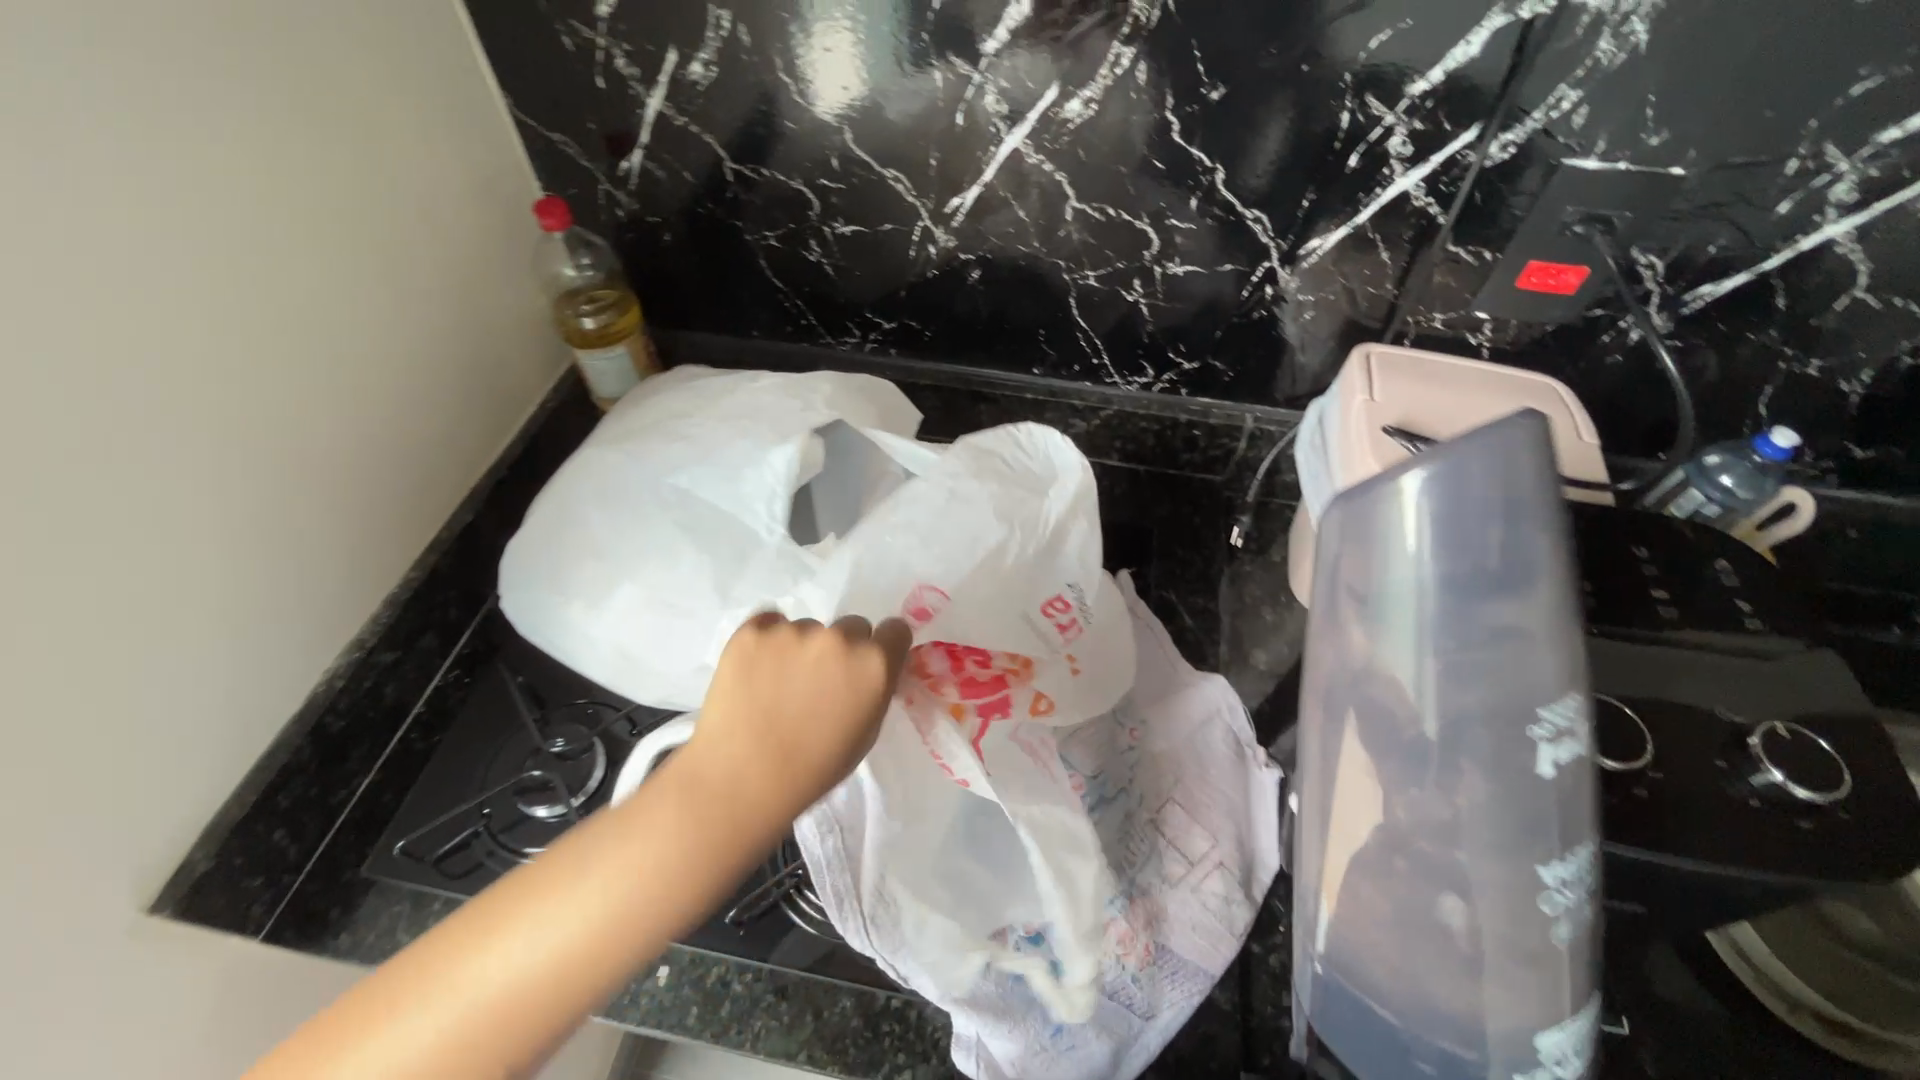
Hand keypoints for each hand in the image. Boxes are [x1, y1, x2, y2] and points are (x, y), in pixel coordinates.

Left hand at [686, 613, 911, 818]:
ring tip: (777, 686)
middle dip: (842, 649)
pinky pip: (769, 623)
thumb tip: (867, 672)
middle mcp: (839, 638)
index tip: (866, 665)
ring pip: (807, 627)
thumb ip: (874, 691)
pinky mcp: (752, 630)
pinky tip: (756, 673)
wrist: (743, 778)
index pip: (894, 630)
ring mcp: (793, 630)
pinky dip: (767, 641)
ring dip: (801, 647)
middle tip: (818, 682)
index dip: (882, 647)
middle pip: (851, 626)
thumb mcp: (866, 733)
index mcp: (874, 665)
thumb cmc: (814, 768)